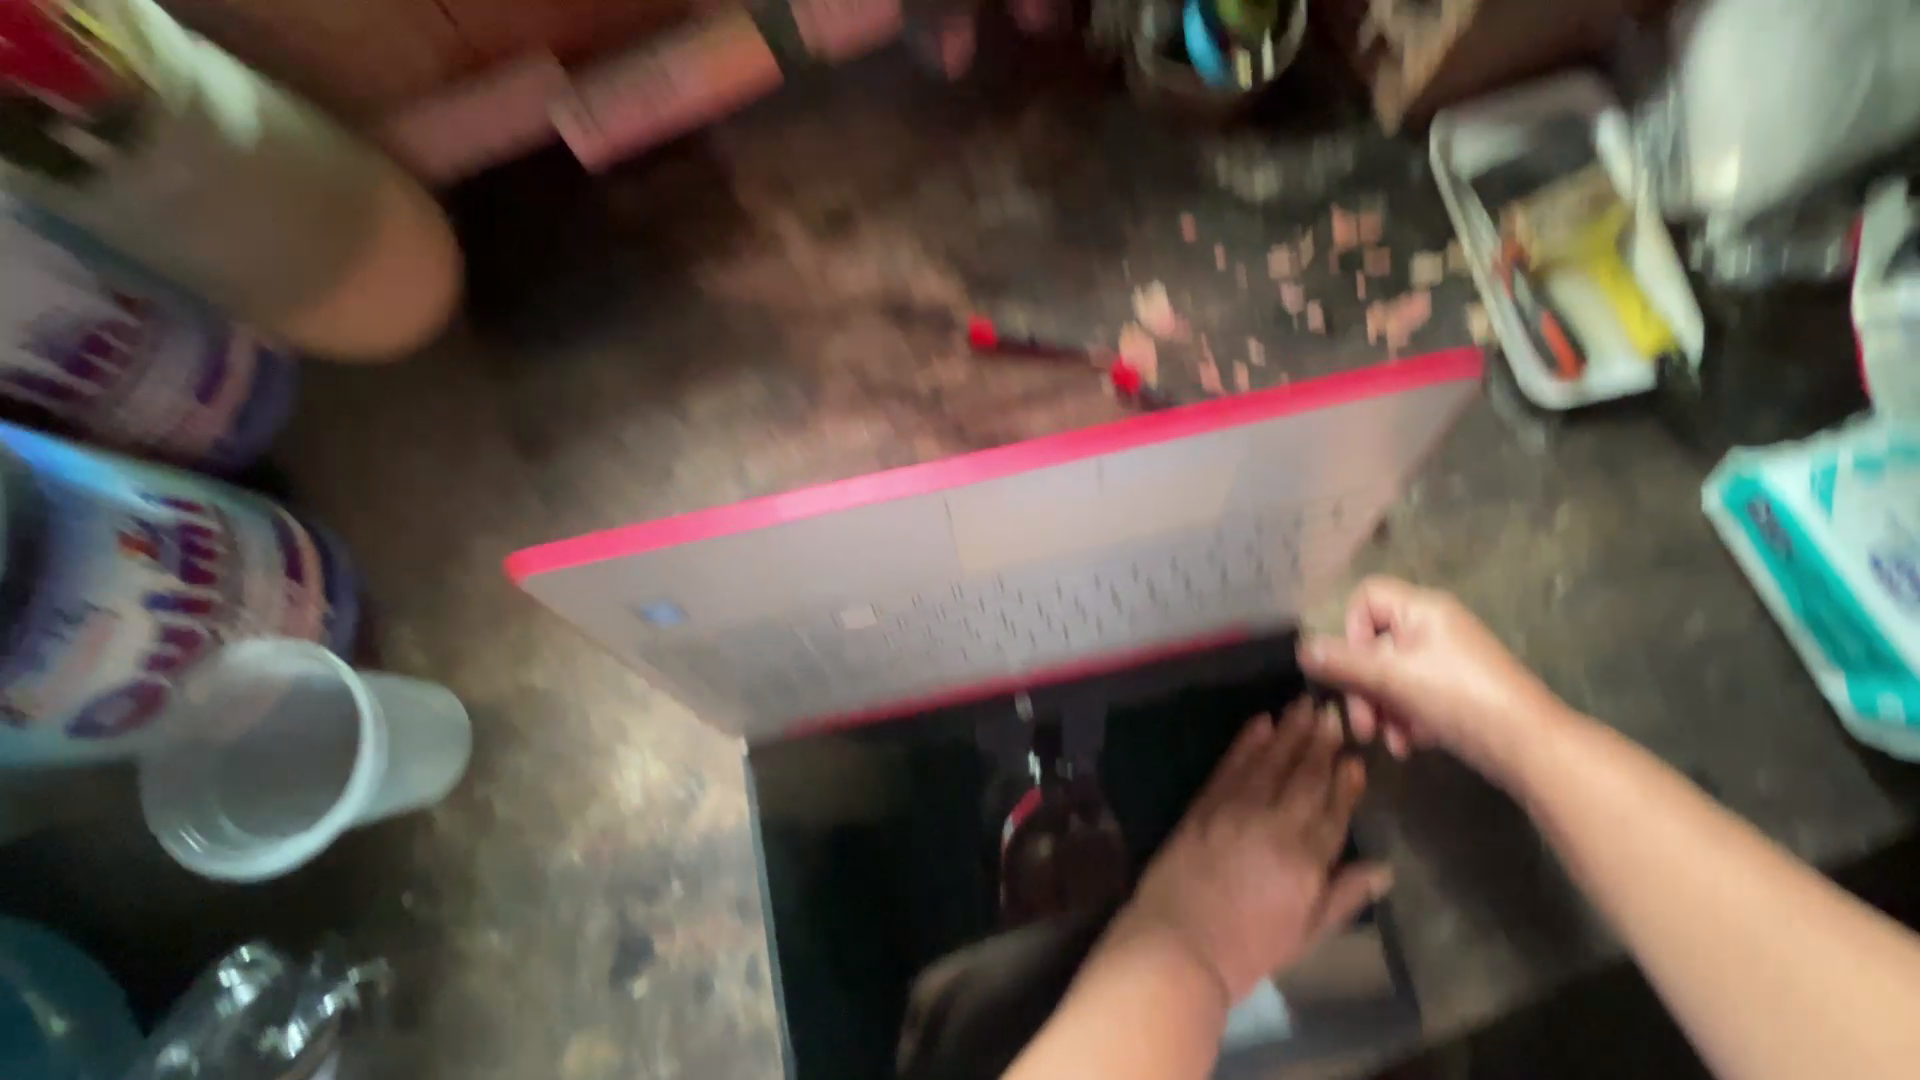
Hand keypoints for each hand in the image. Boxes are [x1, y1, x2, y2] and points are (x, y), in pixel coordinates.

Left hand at [1105, 700, 1391, 1003]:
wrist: (1181, 942)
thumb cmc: (1249, 946)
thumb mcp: (1308, 933)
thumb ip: (1344, 895)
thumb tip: (1384, 869)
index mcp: (1307, 860)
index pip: (1334, 811)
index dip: (1346, 783)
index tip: (1355, 758)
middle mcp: (1276, 825)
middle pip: (1305, 777)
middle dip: (1321, 742)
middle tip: (1333, 711)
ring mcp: (1237, 809)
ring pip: (1271, 762)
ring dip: (1289, 731)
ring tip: (1304, 705)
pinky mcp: (1205, 803)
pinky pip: (1231, 765)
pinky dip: (1247, 741)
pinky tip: (1261, 721)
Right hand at [1297, 576, 1567, 785]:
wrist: (1532, 747)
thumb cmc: (1459, 699)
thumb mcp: (1392, 678)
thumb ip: (1342, 662)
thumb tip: (1301, 648)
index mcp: (1422, 610)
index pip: (1366, 598)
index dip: (1350, 631)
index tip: (1354, 668)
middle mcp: (1433, 627)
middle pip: (1374, 645)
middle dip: (1364, 689)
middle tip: (1364, 727)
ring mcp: (1446, 659)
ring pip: (1390, 676)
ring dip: (1383, 710)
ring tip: (1393, 743)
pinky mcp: (1457, 690)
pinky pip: (1414, 694)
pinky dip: (1407, 719)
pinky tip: (1414, 744)